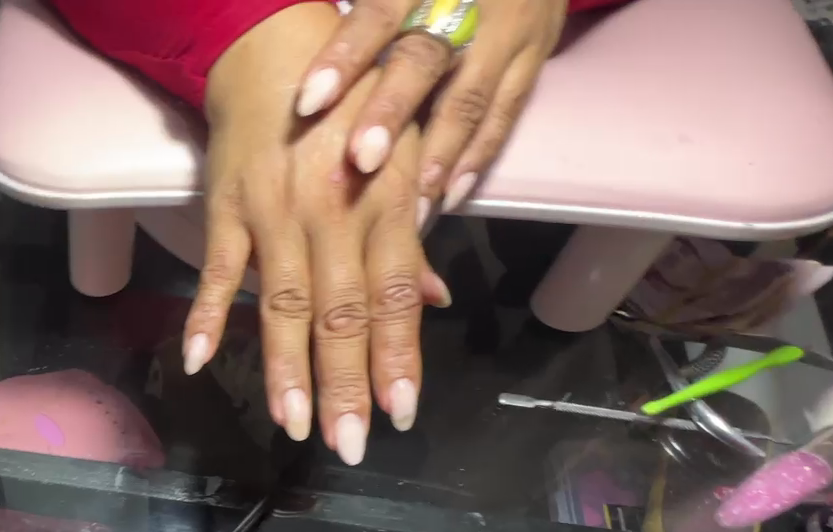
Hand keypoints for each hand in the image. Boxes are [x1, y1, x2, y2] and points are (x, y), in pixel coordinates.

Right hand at [188, 5, 448, 462]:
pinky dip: (207, 314)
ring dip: (286, 368)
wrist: (279, 50)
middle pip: (342, 314)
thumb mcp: (399, 161)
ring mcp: (276, 216)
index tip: (399, 415)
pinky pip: (217, 270)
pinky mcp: (226, 211)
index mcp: (382, 209)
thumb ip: (409, 237)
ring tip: (289, 424)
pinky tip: (197, 361)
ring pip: (284, 304)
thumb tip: (436, 301)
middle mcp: (334, 218)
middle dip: (345, 384)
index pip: (394, 298)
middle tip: (347, 445)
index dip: (397, 358)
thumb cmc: (350, 106)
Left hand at [296, 0, 566, 216]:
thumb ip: (355, 31)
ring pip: (469, 96)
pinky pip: (504, 113)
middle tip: (361, 162)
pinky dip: (473, 160)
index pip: (376, 14)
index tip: (306, 104)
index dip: (343, 58)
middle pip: (424, 60)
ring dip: (435, 157)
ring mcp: (508, 28)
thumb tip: (299, 91)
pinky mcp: (534, 55)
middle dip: (392, 112)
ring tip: (404, 209)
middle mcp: (464, 1)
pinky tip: (443, 199)